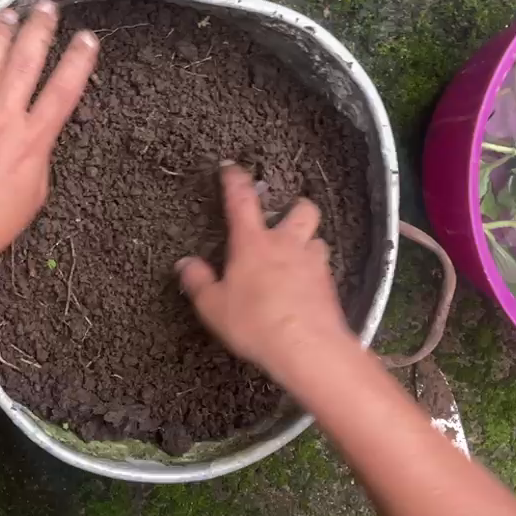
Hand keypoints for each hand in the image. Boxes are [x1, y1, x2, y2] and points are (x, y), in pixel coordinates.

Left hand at [0, 0, 98, 278]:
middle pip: (25, 65)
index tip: (88, 38)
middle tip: (46, 8)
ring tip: (9, 12)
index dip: (78, 62)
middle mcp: (2, 119)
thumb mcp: (35, 192)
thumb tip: (35, 133)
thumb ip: (37, 155)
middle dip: (38, 31)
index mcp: (33, 140)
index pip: (63, 92)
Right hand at [176, 163, 357, 382]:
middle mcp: (286, 245)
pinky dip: (313, 271)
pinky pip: (323, 269)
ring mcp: (312, 264)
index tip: (231, 168)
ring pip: (316, 238)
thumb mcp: (213, 306)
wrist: (307, 348)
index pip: (242, 201)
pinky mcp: (329, 286)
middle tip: (283, 217)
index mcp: (253, 243)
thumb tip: (185, 264)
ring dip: (306, 242)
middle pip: (300, 209)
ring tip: (294, 255)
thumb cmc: (255, 323)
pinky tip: (303, 286)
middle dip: (293, 207)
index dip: (235, 180)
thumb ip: (198, 282)